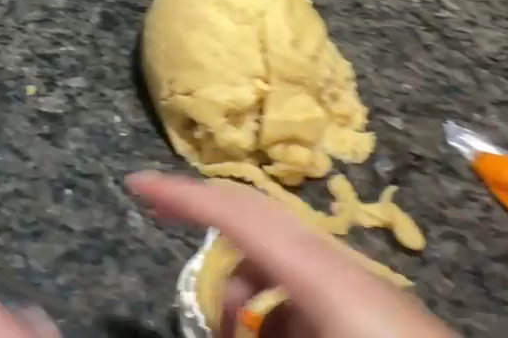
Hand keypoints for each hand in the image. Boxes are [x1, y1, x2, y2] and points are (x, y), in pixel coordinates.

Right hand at [127, 171, 457, 337]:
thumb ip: (246, 322)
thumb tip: (214, 314)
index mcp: (323, 275)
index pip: (238, 213)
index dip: (182, 193)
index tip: (135, 183)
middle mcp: (340, 267)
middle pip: (256, 225)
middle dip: (211, 245)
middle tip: (181, 266)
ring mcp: (361, 288)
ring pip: (280, 262)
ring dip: (245, 289)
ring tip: (235, 330)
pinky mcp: (373, 311)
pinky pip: (306, 290)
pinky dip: (277, 308)